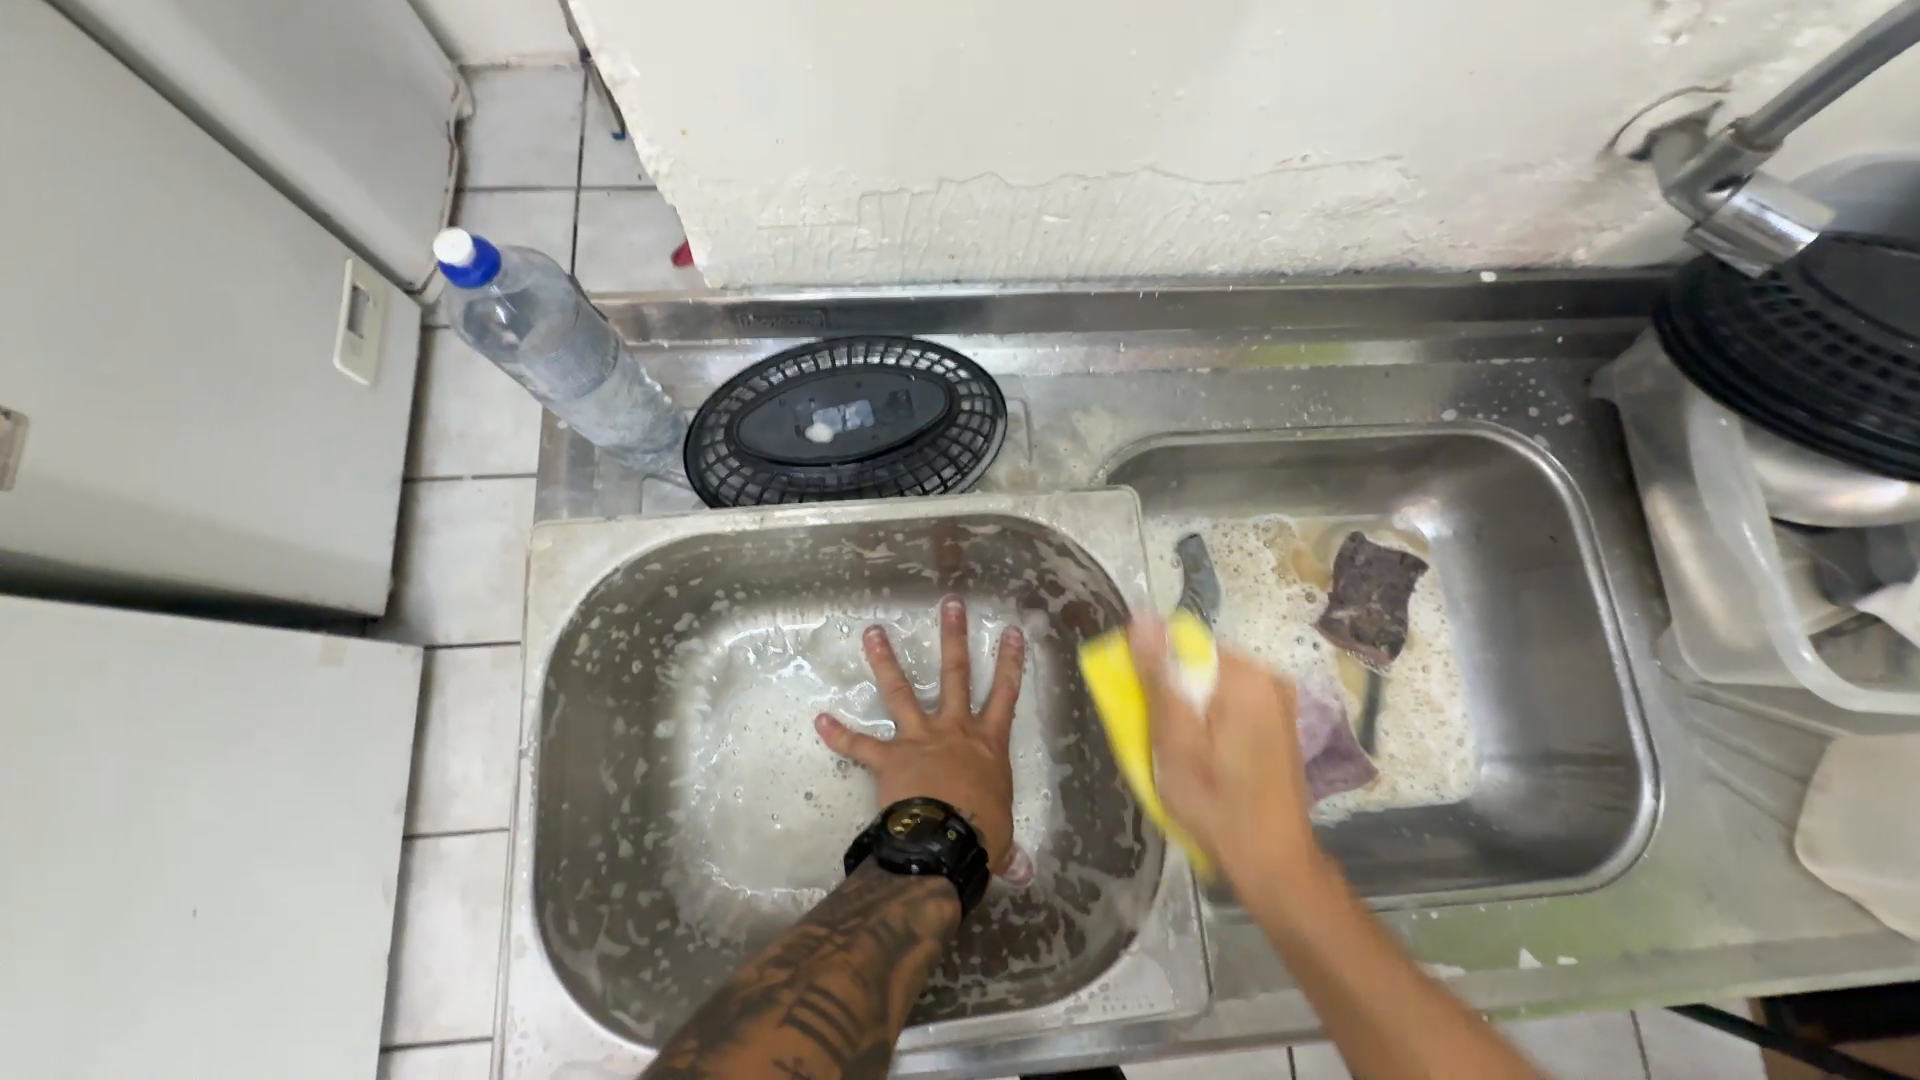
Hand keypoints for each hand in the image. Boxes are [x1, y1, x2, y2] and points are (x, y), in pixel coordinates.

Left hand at [814, 595, 1025, 872]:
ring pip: (901, 692)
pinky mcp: (889, 758)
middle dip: (953, 637)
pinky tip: (819, 719)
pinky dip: (839, 735)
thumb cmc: (981, 835)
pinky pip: (860, 746)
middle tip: (950, 604)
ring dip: (885, 661)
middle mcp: (954, 730)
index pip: (1006, 695)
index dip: (1011, 663)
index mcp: (988, 744)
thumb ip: (1009, 849)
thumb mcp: (1002, 839)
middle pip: (956, 674)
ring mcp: (919, 739)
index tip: (1011, 632)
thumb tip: (1024, 873)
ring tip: (872, 631)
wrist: (945, 843)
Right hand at [1129, 616, 1319, 886]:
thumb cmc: (1216, 804)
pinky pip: (1230, 705)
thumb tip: (1141, 617)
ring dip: (1188, 712)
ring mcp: (1279, 700)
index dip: (1155, 674)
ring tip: (1182, 755)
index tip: (1144, 712)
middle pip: (1198, 665)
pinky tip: (1206, 760)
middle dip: (1172, 696)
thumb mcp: (1174, 741)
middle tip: (1161, 741)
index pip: (1181, 645)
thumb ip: (1159, 677)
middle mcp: (1269, 677)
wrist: (1272, 862)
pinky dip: (1209, 724)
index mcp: (1245, 675)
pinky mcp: (1279, 722)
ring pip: (1211, 687)